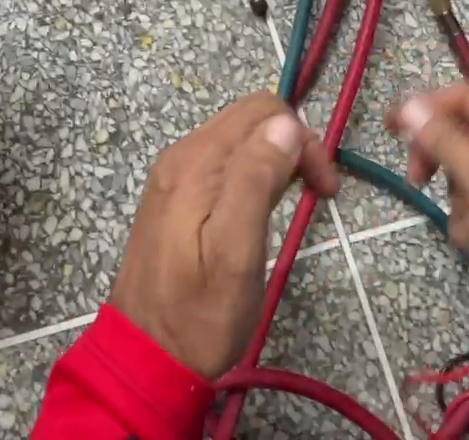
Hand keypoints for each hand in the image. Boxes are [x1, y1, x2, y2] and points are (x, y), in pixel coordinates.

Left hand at [110, 92, 337, 378]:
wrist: (145, 354)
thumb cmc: (199, 314)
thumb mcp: (236, 253)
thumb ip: (256, 181)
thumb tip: (285, 125)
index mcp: (197, 162)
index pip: (264, 113)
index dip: (303, 141)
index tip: (323, 190)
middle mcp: (182, 154)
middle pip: (250, 117)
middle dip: (292, 142)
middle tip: (315, 192)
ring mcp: (175, 171)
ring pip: (238, 136)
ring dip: (275, 155)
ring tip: (292, 201)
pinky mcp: (175, 191)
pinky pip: (223, 158)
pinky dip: (253, 168)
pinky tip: (262, 204)